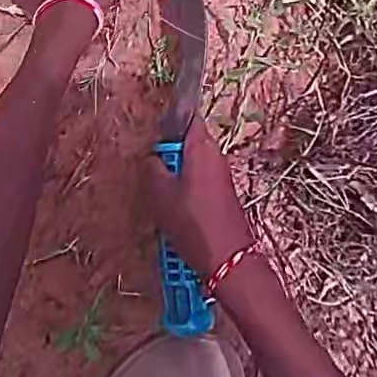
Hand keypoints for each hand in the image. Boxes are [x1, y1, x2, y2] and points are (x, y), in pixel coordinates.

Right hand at [140, 120, 253, 278]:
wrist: (227, 259)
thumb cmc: (192, 221)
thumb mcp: (161, 193)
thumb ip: (153, 167)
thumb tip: (152, 156)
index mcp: (202, 147)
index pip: (188, 117)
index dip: (170, 118)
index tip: (152, 128)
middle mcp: (216, 155)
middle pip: (189, 141)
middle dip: (170, 149)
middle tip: (149, 162)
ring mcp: (221, 175)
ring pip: (193, 161)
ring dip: (176, 169)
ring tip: (157, 185)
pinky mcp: (222, 193)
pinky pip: (200, 178)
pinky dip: (185, 184)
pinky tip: (173, 202)